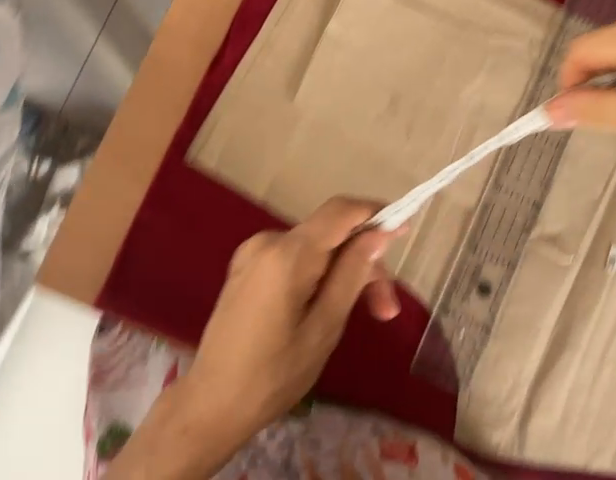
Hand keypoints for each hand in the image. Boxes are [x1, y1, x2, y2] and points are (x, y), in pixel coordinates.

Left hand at [175, 198, 401, 448]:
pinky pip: (294, 260)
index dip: (375, 214)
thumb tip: (379, 233)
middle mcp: (267, 241)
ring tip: (361, 317)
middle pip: (330, 235)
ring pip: (315, 250)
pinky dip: (318, 277)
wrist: (211, 404)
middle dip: (362, 265)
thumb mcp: (324, 327)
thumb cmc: (273, 374)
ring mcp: (252, 254)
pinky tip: (325, 310)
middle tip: (386, 312)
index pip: (339, 211)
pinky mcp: (246, 269)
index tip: (404, 232)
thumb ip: (352, 274)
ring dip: (343, 275)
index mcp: (286, 254)